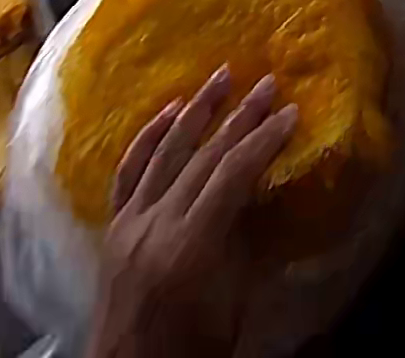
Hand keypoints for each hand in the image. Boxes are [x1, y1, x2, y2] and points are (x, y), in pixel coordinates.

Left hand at [85, 67, 298, 357]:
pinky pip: (129, 169)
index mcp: (190, 248)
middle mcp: (156, 223)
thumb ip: (249, 243)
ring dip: (197, 109)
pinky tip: (169, 109)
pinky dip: (149, 135)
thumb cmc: (192, 350)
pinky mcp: (114, 223)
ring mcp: (130, 220)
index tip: (290, 112)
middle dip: (240, 116)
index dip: (264, 140)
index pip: (234, 176)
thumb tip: (268, 190)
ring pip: (165, 150)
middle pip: (204, 156)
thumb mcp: (236, 305)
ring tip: (221, 75)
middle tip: (266, 83)